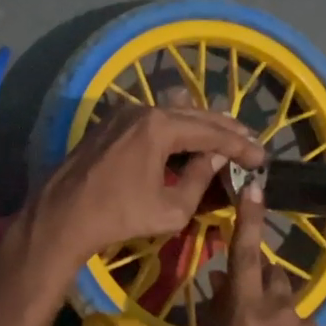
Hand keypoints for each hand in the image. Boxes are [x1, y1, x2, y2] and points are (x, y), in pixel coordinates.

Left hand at [29, 105, 266, 263]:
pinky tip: (187, 137)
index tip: (262, 157)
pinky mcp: (110, 124)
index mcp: (160, 126)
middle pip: (195, 114)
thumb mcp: (171, 208)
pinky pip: (152, 118)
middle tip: (250, 141)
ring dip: (200, 124)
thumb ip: (200, 179)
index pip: (212, 132)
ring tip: (224, 137)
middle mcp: (143, 110)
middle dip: (225, 129)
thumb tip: (216, 158)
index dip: (241, 146)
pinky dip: (175, 127)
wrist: (62, 215)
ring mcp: (123, 113)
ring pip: (173, 112)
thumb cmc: (118, 216)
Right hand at [202, 181, 325, 325]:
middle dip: (254, 276)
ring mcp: (304, 324)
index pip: (246, 253)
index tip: (253, 185)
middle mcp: (280, 308)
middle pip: (269, 274)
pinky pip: (295, 324)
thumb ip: (216, 320)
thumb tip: (219, 284)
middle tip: (236, 301)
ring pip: (282, 301)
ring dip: (267, 308)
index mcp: (247, 310)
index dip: (248, 218)